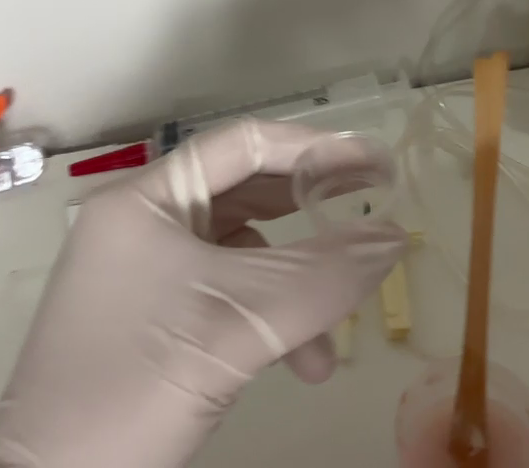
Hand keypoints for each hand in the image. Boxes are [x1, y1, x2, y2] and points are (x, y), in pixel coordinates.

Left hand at [0, 119, 406, 467]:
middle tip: (374, 209)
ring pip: (240, 252)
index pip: (243, 145)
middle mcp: (143, 222)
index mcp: (146, 198)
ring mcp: (144, 270)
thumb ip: (323, 276)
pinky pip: (226, 293)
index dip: (314, 148)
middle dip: (311, 210)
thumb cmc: (135, 384)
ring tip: (334, 331)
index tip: (375, 165)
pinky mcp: (152, 315)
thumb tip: (394, 237)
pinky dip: (268, 318)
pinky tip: (300, 360)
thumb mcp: (238, 325)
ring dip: (294, 284)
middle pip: (244, 193)